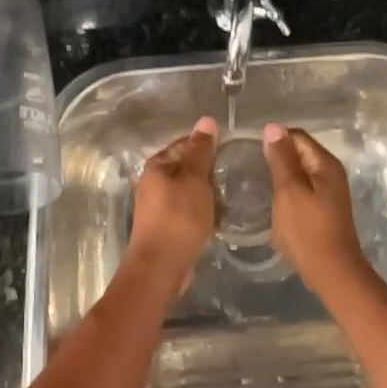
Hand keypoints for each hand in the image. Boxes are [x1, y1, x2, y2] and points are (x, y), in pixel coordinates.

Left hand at [128, 117, 218, 299]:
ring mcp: (157, 205)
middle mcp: (153, 181)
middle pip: (186, 166)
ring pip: (187, 189)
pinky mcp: (165, 224)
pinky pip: (186, 208)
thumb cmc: (179, 217)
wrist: (161, 266)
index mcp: (157, 165)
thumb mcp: (194, 179)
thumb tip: (206, 120)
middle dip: (208, 169)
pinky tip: (216, 213)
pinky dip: (201, 208)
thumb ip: (201, 151)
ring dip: (206, 191)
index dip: (207, 145)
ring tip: (229, 192)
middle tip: (234, 173)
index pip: (185, 143)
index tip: (230, 150)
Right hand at [263, 124, 370, 295]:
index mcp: (325, 163)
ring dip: (281, 175)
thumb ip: (282, 159)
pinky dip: (288, 191)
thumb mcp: (289, 191)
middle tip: (248, 165)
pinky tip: (273, 200)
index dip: (274, 138)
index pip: (297, 136)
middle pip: (300, 152)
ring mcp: (330, 192)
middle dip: (277, 156)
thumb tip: (273, 127)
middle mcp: (331, 172)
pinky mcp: (324, 209)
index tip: (249, 149)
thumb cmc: (308, 231)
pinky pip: (303, 189)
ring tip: (256, 181)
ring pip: (300, 172)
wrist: (332, 273)